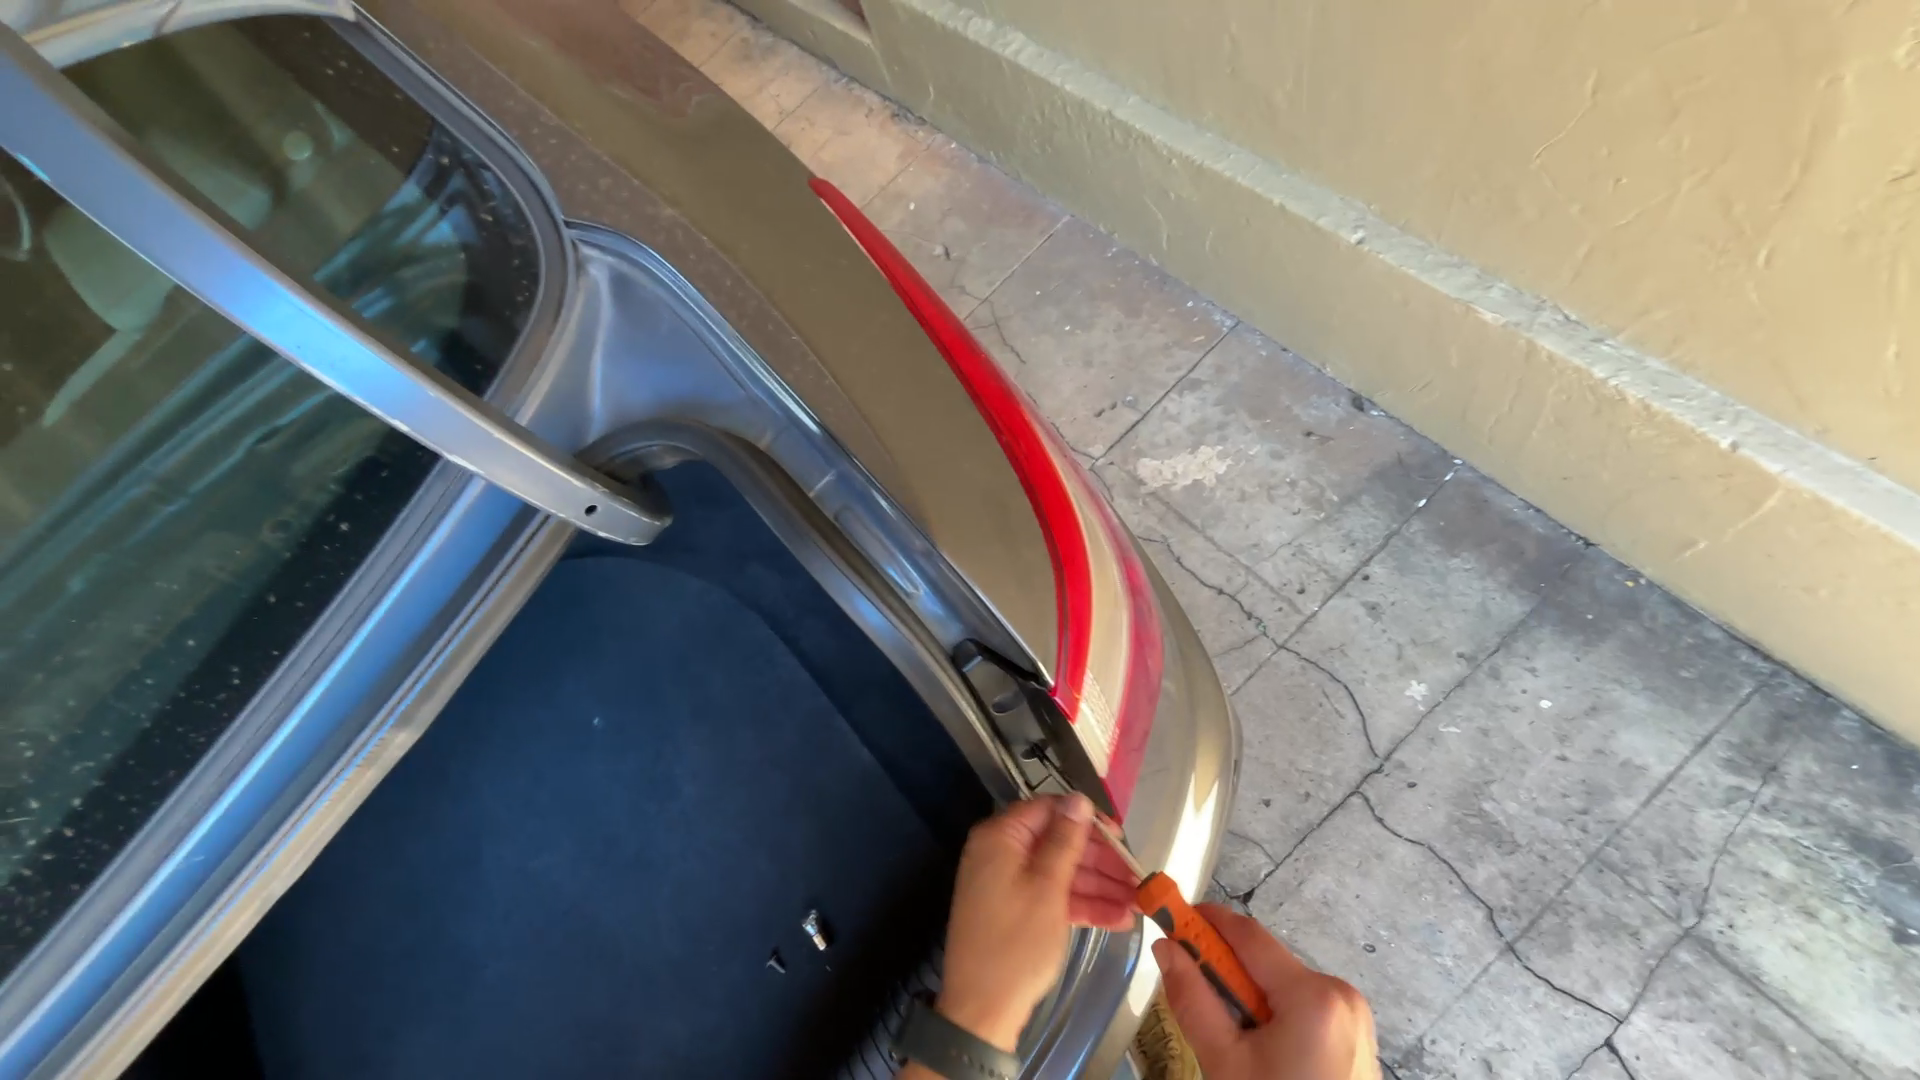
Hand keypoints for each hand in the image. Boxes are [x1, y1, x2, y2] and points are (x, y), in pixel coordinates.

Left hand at [932, 795, 1136, 1052]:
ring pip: (1060, 873)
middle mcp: (1001, 852)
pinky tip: (1120, 919)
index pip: (1048, 810)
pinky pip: (1053, 897)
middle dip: (1100, 861)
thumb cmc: (1015, 942)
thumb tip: (1079, 798)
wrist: (981, 1011)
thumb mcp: (1047, 887)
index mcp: (1000, 836)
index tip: (1121, 837)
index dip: (1087, 821)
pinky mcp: (1017, 910)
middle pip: (1057, 843)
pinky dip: (1083, 906)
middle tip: (1137, 877)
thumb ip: (1066, 841)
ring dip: (1099, 886)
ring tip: (1139, 903)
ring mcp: (1008, 883)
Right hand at [1153, 904, 1379, 1079]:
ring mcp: (1354, 1017)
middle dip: (1226, 969)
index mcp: (1312, 994)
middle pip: (1265, 960)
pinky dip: (1276, 1014)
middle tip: (1194, 994)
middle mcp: (1340, 992)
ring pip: (1283, 984)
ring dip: (1250, 994)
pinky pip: (1304, 1007)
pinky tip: (1264, 1052)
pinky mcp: (1358, 1038)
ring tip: (1233, 1038)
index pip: (1247, 934)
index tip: (1170, 921)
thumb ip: (1191, 998)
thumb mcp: (1225, 1061)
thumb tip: (1164, 946)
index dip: (1206, 921)